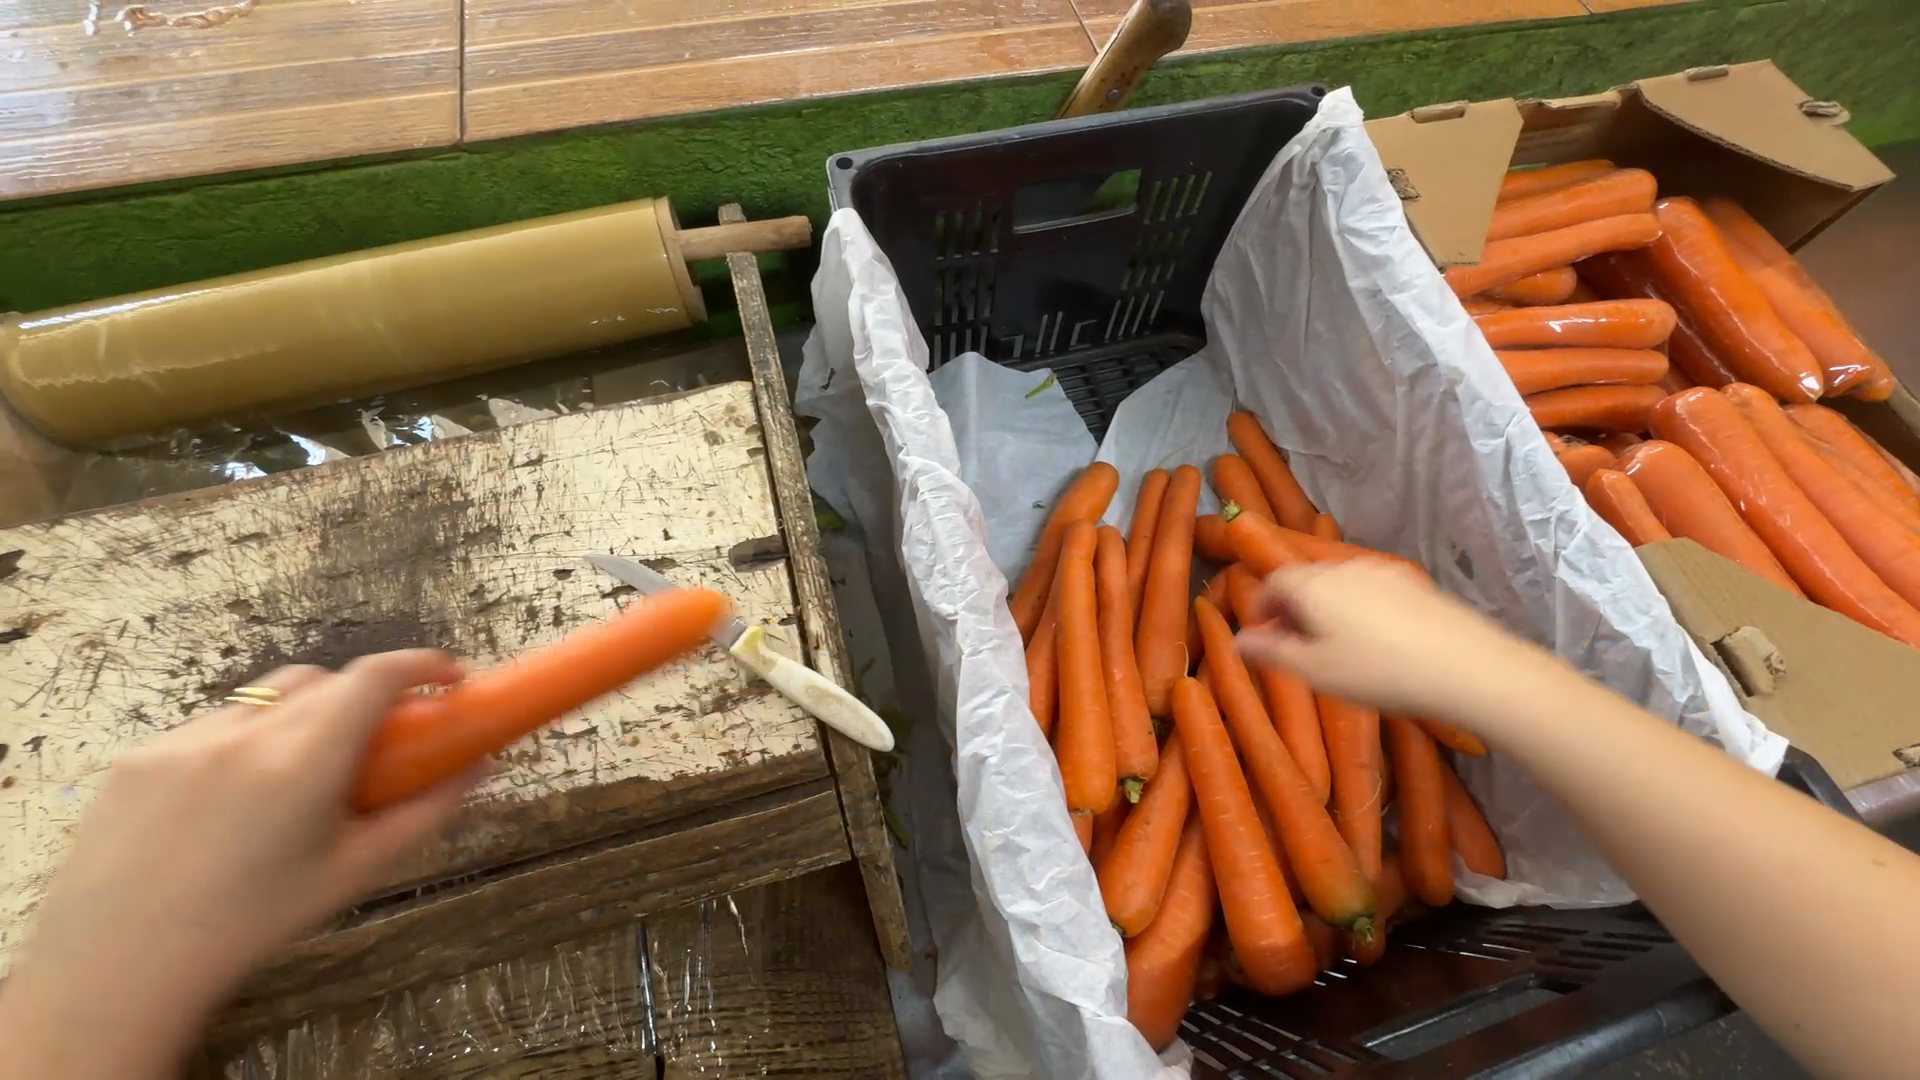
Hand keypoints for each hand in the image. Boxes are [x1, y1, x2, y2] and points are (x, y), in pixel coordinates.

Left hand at [0, 650, 480, 1077]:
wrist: (113, 974)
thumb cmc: (256, 919)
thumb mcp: (360, 867)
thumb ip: (430, 808)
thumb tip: (485, 764)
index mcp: (302, 761)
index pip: (374, 677)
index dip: (422, 663)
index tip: (451, 676)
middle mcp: (243, 736)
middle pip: (329, 678)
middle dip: (370, 692)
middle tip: (386, 734)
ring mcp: (182, 742)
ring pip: (273, 693)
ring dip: (312, 707)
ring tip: (311, 761)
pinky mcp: (138, 756)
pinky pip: (219, 720)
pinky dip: (254, 732)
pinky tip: (244, 787)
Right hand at [1235, 559, 1548, 723]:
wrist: (1470, 667)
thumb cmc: (1379, 671)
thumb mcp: (1314, 671)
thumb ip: (1270, 652)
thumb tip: (1236, 640)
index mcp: (1311, 584)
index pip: (1271, 583)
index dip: (1259, 608)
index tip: (1260, 635)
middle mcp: (1342, 568)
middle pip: (1304, 580)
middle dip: (1291, 609)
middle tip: (1293, 645)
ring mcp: (1382, 573)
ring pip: (1337, 585)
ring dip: (1324, 609)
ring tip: (1332, 646)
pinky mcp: (1415, 586)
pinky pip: (1369, 591)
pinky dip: (1357, 610)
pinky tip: (1373, 642)